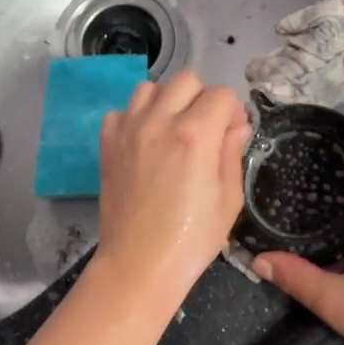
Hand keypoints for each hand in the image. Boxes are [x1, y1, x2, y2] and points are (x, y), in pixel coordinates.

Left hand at [95, 71, 251, 295]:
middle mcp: (159, 122)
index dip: (233, 111)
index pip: (221, 95)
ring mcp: (128, 130)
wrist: (139, 264)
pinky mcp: (107, 143)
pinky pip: (121, 111)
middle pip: (186, 80)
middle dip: (202, 98)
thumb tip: (236, 126)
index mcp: (195, 136)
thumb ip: (232, 153)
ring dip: (167, 102)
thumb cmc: (191, 239)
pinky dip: (135, 118)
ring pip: (150, 88)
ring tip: (173, 131)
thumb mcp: (228, 199)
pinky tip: (145, 143)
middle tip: (206, 130)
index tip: (233, 134)